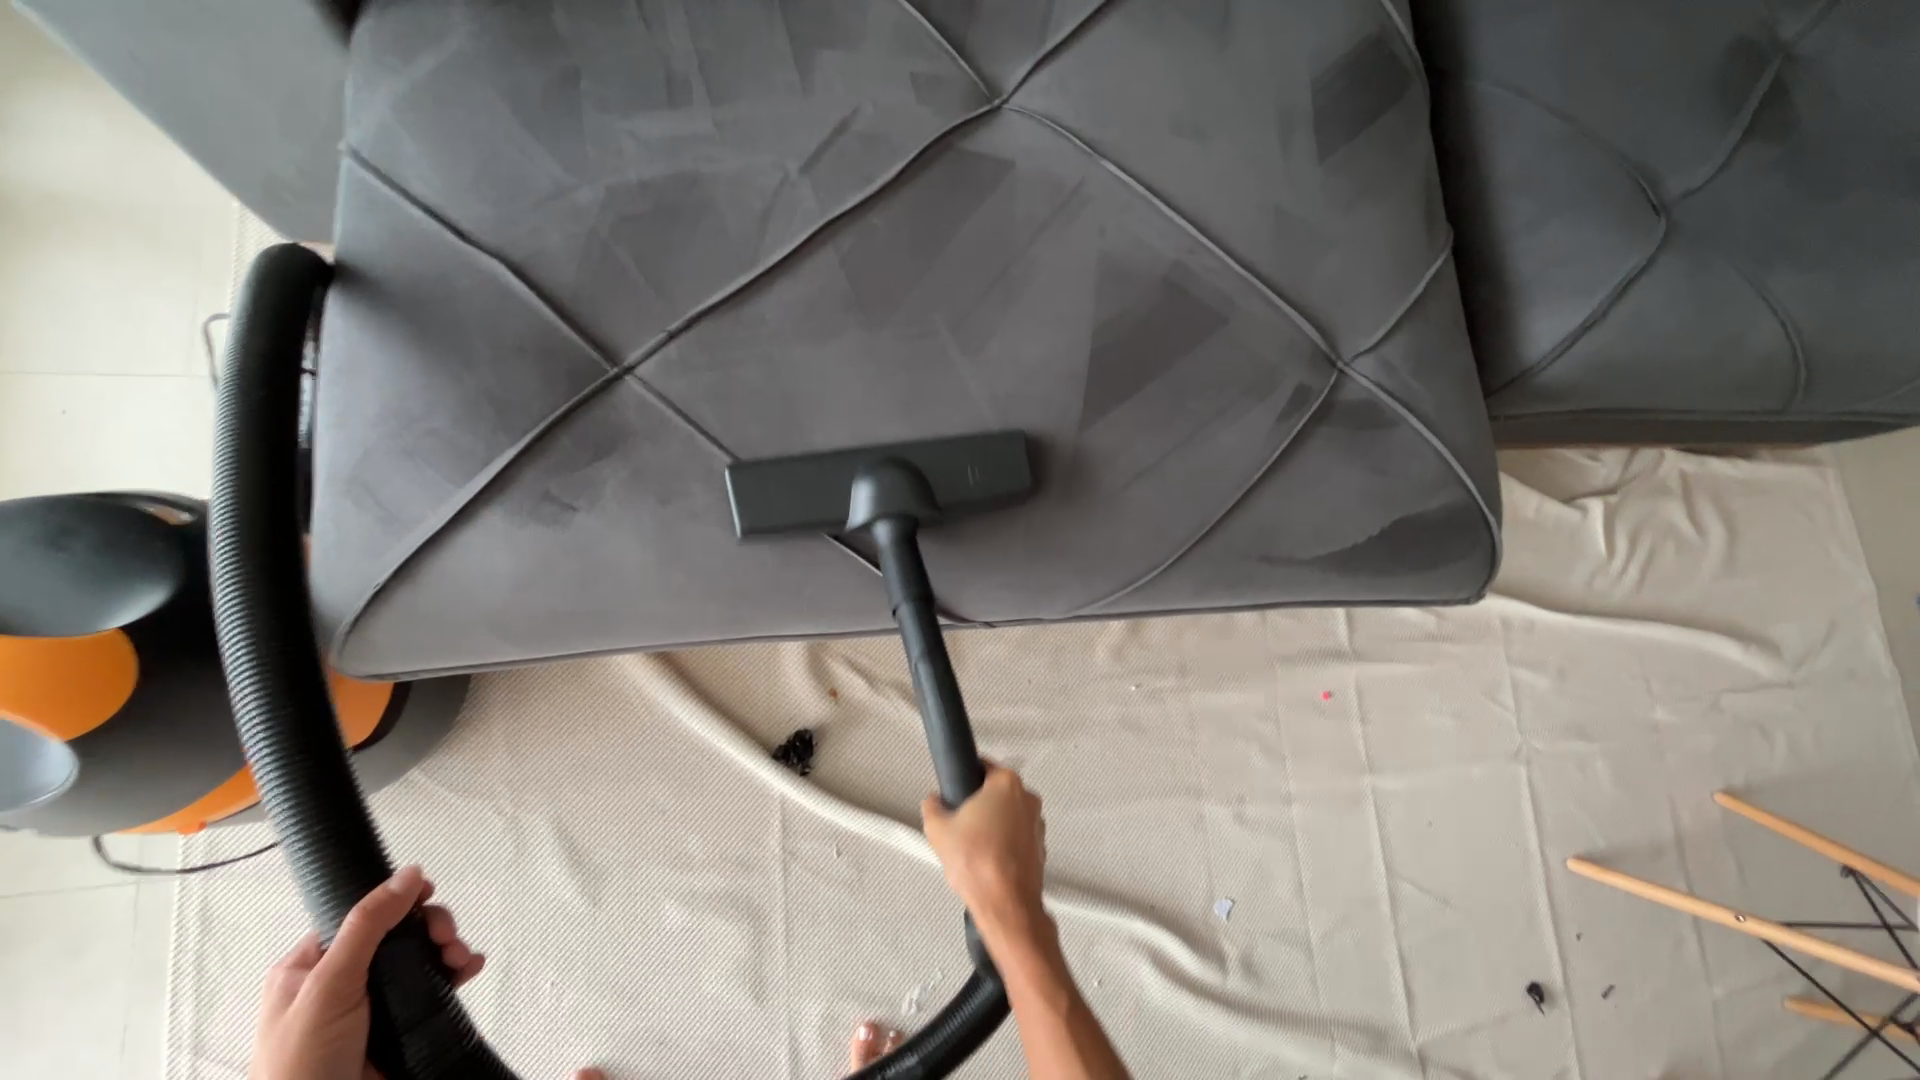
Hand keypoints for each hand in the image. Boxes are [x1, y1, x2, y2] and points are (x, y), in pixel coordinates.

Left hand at [249, 864, 600, 1079]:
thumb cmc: (302, 1067)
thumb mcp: (328, 987)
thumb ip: (367, 927)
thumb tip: (408, 873)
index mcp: (311, 967)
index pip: (361, 916)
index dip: (398, 902)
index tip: (428, 895)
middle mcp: (343, 981)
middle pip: (399, 933)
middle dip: (431, 928)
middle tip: (447, 938)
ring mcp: (375, 1003)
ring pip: (422, 957)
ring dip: (449, 949)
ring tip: (462, 959)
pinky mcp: (402, 1024)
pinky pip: (436, 986)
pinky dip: (457, 973)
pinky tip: (470, 968)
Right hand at [920, 764, 1047, 938]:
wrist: (1005, 904)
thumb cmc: (979, 864)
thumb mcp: (937, 829)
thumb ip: (932, 806)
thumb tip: (933, 803)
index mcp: (1006, 783)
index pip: (983, 767)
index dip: (965, 780)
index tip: (957, 790)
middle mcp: (1027, 799)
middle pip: (995, 793)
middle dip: (978, 805)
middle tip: (959, 823)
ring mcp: (1037, 824)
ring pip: (1007, 816)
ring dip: (991, 826)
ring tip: (971, 847)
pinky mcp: (1040, 847)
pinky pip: (1016, 838)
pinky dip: (1003, 845)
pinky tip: (985, 860)